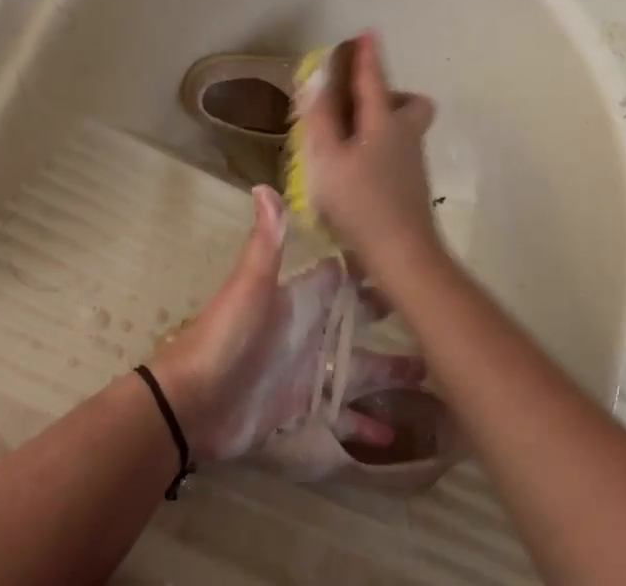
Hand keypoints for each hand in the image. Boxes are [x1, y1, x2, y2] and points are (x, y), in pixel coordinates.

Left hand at [147, 185, 424, 465]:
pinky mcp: (302, 410)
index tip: (410, 257)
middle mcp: (306, 333)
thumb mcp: (249, 286)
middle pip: (356, 323)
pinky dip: (364, 427)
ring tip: (433, 375)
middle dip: (391, 319)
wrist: (192, 404)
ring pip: (358, 370)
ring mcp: (306, 373)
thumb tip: (264, 185)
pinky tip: (394, 439)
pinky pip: (341, 417)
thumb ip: (266, 242)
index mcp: (297, 300)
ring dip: (390, 374)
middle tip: (434, 317)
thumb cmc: (224, 337)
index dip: (369, 266)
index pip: (339, 276)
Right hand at [300, 33, 442, 269]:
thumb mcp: (327, 158)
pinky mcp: (412, 187)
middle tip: (359, 104)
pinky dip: (381, 148)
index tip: (367, 34)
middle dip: (389, 95)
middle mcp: (406, 136)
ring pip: (406, 128)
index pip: (374, 79)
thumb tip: (316, 79)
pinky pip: (399, 151)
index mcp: (384, 122)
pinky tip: (356, 168)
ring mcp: (413, 163)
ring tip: (347, 137)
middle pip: (410, 104)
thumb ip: (320, 117)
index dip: (367, 56)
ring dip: (383, 122)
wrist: (402, 254)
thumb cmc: (359, 202)